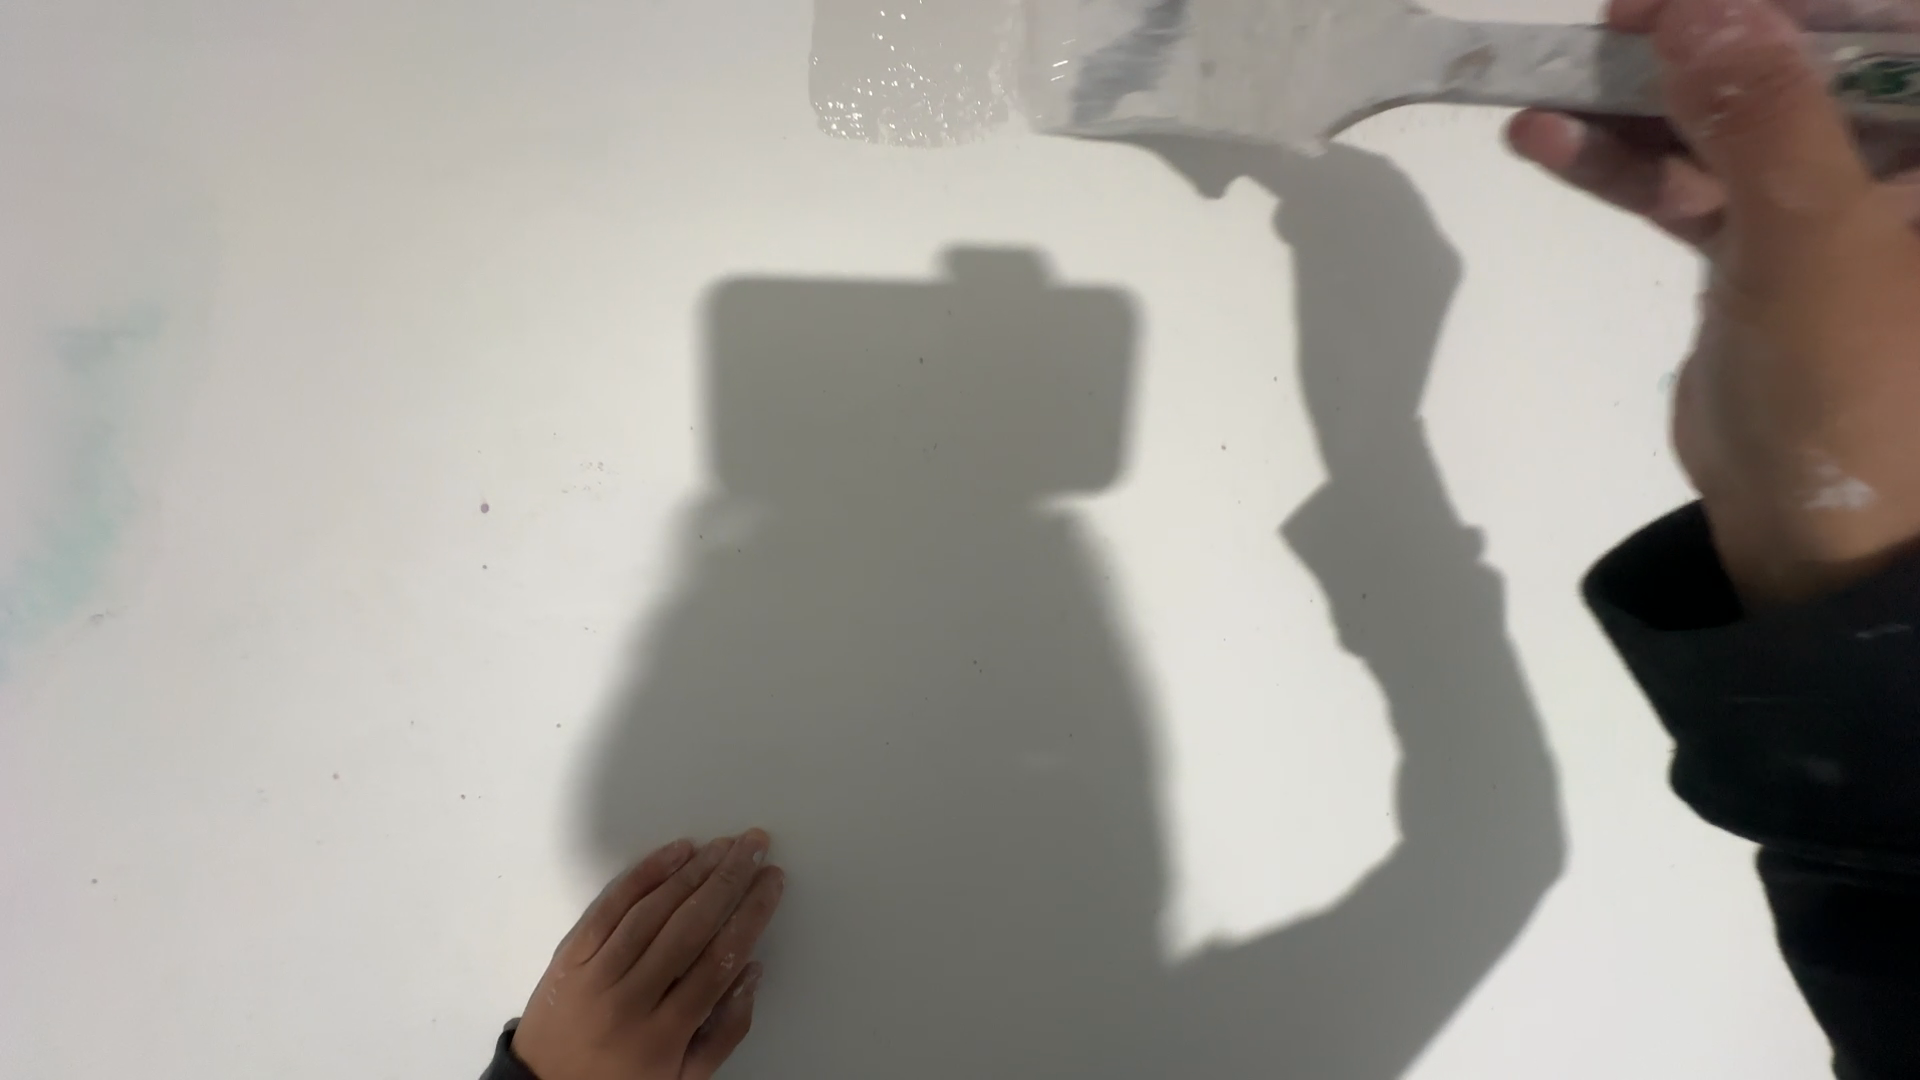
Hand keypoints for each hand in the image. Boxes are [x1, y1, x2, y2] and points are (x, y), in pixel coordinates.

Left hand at [511, 831, 784, 1079]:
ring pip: (653, 910)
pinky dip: (646, 873)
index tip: (772, 879)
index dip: (751, 913)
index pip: (719, 960)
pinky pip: (611, 905)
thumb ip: (726, 1031)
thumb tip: (753, 969)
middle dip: (730, 879)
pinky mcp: (570, 955)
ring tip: (725, 844)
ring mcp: (595, 975)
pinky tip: (678, 851)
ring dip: (695, 870)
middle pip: (689, 927)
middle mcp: (629, 1001)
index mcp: (662, 1035)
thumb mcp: (682, 1079)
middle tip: (755, 844)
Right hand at [1507, 0, 1919, 608]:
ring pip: (1725, 124)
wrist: (1806, 499)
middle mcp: (1912, 142)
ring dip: (1633, 111)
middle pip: (1800, 61)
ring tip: (1545, 90)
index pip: (1884, 19)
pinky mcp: (1755, 242)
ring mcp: (1830, 193)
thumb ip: (1764, 120)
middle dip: (1696, 44)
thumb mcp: (1814, 236)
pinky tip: (1550, 147)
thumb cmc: (1852, 372)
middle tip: (1605, 25)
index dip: (1779, 0)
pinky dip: (1618, 169)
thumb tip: (1699, 13)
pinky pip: (1684, 186)